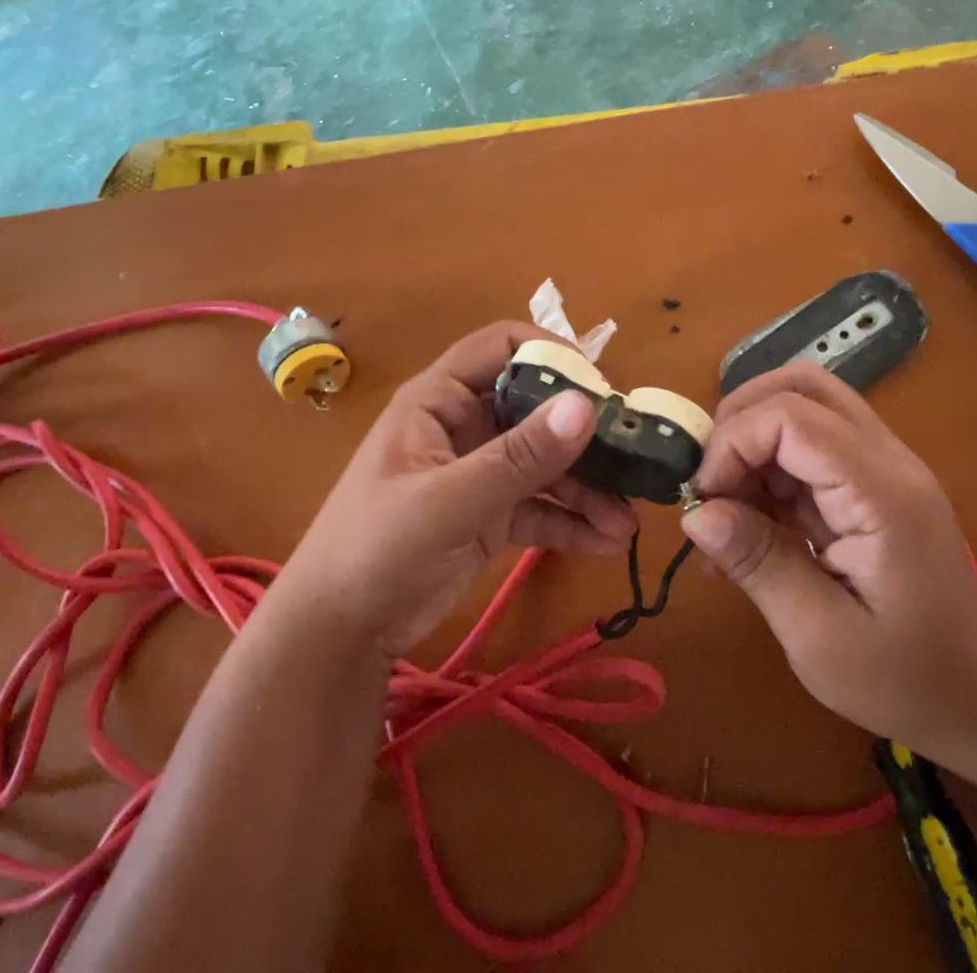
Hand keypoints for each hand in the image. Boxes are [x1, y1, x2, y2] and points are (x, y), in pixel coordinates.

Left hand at [273, 322, 636, 655]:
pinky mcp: (489, 517)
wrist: (341, 627)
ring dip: (589, 489)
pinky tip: (609, 543)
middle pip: (536, 410)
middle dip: (586, 437)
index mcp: (439, 401)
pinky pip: (540, 508)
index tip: (602, 392)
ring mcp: (478, 474)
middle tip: (635, 463)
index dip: (553, 356)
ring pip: (546, 465)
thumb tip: (586, 405)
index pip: (501, 349)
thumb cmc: (377, 548)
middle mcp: (464, 428)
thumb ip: (518, 458)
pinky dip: (572, 523)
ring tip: (630, 522)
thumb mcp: (449, 502)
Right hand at [679, 362, 976, 742]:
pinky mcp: (869, 485)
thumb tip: (695, 514)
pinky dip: (764, 470)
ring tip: (724, 512)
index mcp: (882, 496)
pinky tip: (747, 524)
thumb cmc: (900, 678)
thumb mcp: (818, 636)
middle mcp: (888, 462)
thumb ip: (759, 564)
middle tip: (708, 488)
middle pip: (801, 386)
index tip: (702, 504)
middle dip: (738, 423)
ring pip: (802, 408)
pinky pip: (807, 448)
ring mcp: (882, 468)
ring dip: (749, 445)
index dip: (732, 444)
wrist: (969, 693)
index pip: (792, 417)